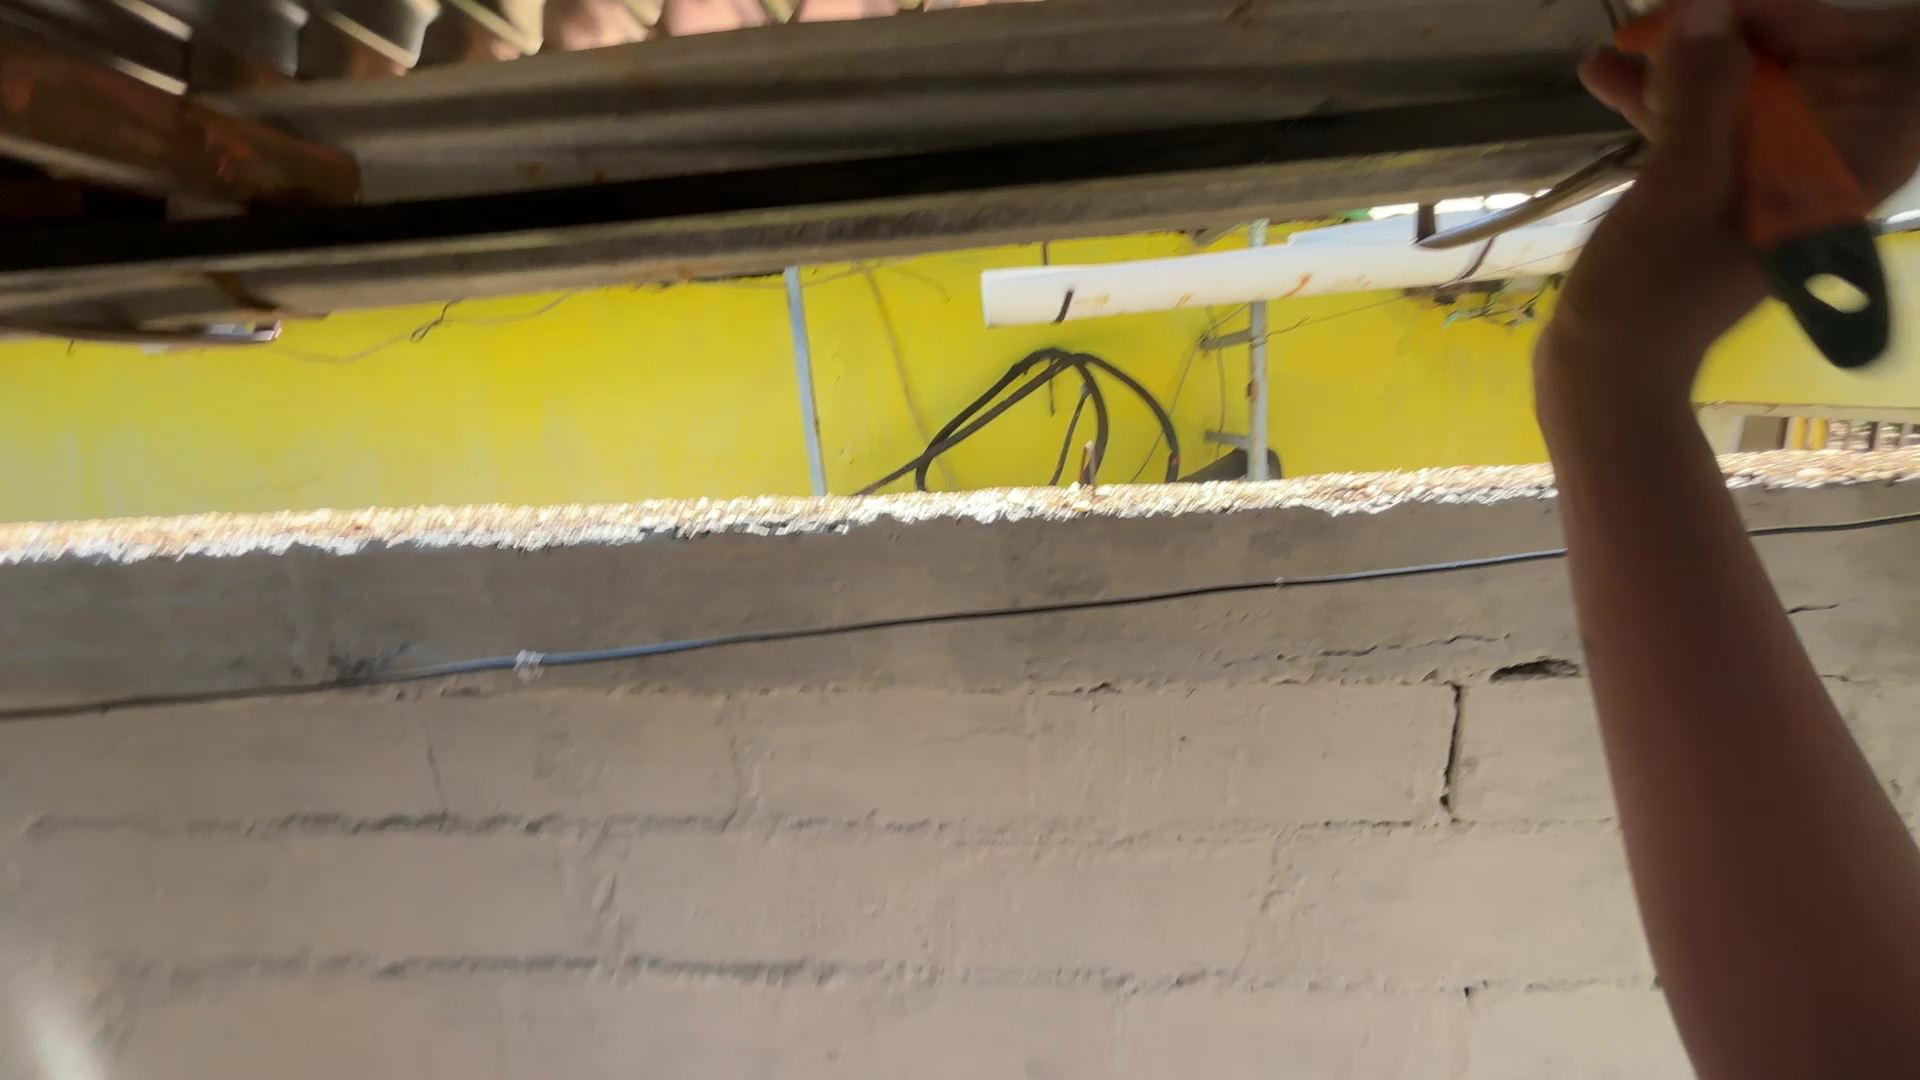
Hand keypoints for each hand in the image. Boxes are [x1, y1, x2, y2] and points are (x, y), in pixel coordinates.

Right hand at [1543, 0, 1919, 402]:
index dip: (1808, 20)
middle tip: (1664, 21)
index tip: (1721, 16)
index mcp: (1852, 163)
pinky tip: (1609, 77)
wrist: (1602, 368)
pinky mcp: (1710, 192)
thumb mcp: (1676, 193)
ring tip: (1624, 42)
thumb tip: (1704, 15)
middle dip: (1737, 33)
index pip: (1880, 50)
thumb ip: (1703, 98)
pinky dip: (1658, 100)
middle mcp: (1823, 161)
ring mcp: (1763, 176)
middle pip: (1809, 62)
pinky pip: (1699, 127)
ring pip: (1744, 90)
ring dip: (1686, 62)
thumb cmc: (1645, 297)